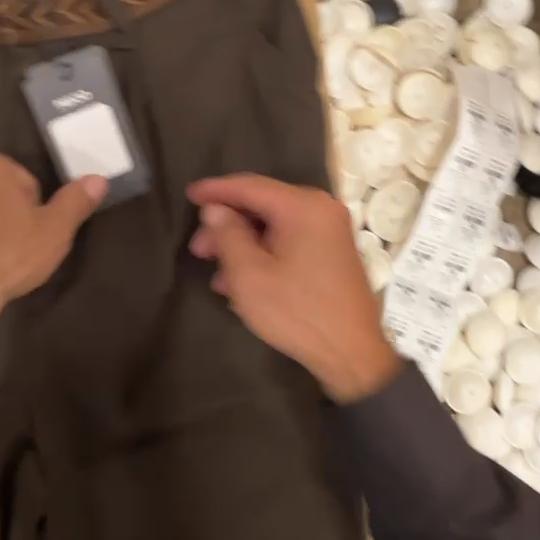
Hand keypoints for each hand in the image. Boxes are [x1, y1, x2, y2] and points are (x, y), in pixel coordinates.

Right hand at [188, 174, 400, 402]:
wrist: (351, 352)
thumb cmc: (296, 311)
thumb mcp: (249, 274)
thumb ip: (228, 235)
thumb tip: (215, 210)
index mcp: (303, 206)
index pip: (250, 186)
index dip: (215, 191)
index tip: (189, 196)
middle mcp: (321, 210)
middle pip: (263, 207)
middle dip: (227, 227)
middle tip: (198, 250)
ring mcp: (330, 233)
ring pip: (275, 229)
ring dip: (243, 247)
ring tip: (218, 275)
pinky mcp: (333, 256)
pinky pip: (290, 244)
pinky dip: (264, 256)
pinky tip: (243, 284)